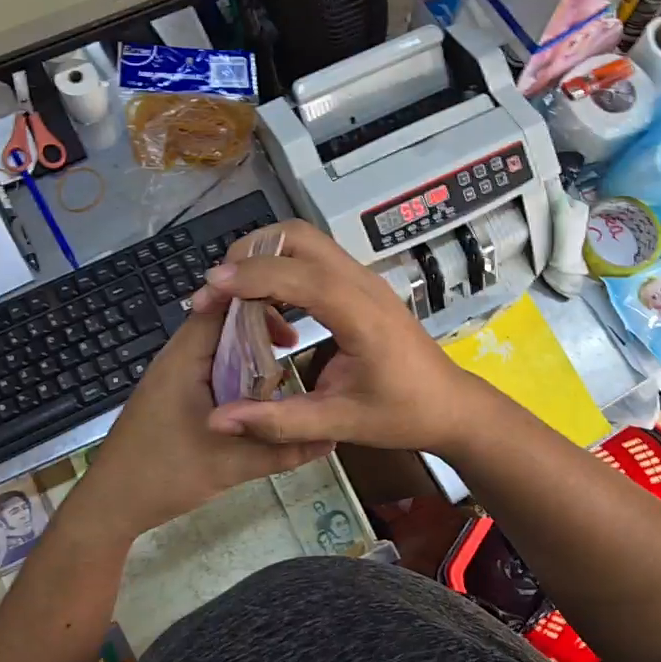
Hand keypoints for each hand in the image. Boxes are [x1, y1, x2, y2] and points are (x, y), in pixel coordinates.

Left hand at [59, 284, 332, 543]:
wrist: (110, 506)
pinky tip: (258, 396)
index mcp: (185, 358)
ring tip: (284, 368)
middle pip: (224, 323)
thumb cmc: (162, 475)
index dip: (259, 300)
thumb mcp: (230, 465)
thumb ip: (281, 451)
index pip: (223, 304)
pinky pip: (212, 370)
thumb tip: (330, 440)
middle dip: (260, 328)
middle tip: (296, 343)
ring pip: (219, 349)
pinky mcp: (174, 396)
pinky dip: (236, 374)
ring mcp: (174, 377)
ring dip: (249, 354)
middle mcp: (178, 358)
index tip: (296, 314)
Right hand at [204, 220, 498, 454]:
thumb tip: (219, 421)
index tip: (210, 289)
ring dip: (263, 255)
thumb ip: (279, 422)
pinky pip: (313, 258)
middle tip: (219, 288)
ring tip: (232, 293)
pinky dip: (280, 266)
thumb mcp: (339, 424)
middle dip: (251, 251)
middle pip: (300, 237)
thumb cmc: (402, 414)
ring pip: (305, 241)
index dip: (253, 275)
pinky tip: (264, 302)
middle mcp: (363, 285)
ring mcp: (363, 279)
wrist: (449, 404)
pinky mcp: (360, 284)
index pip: (303, 276)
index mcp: (362, 316)